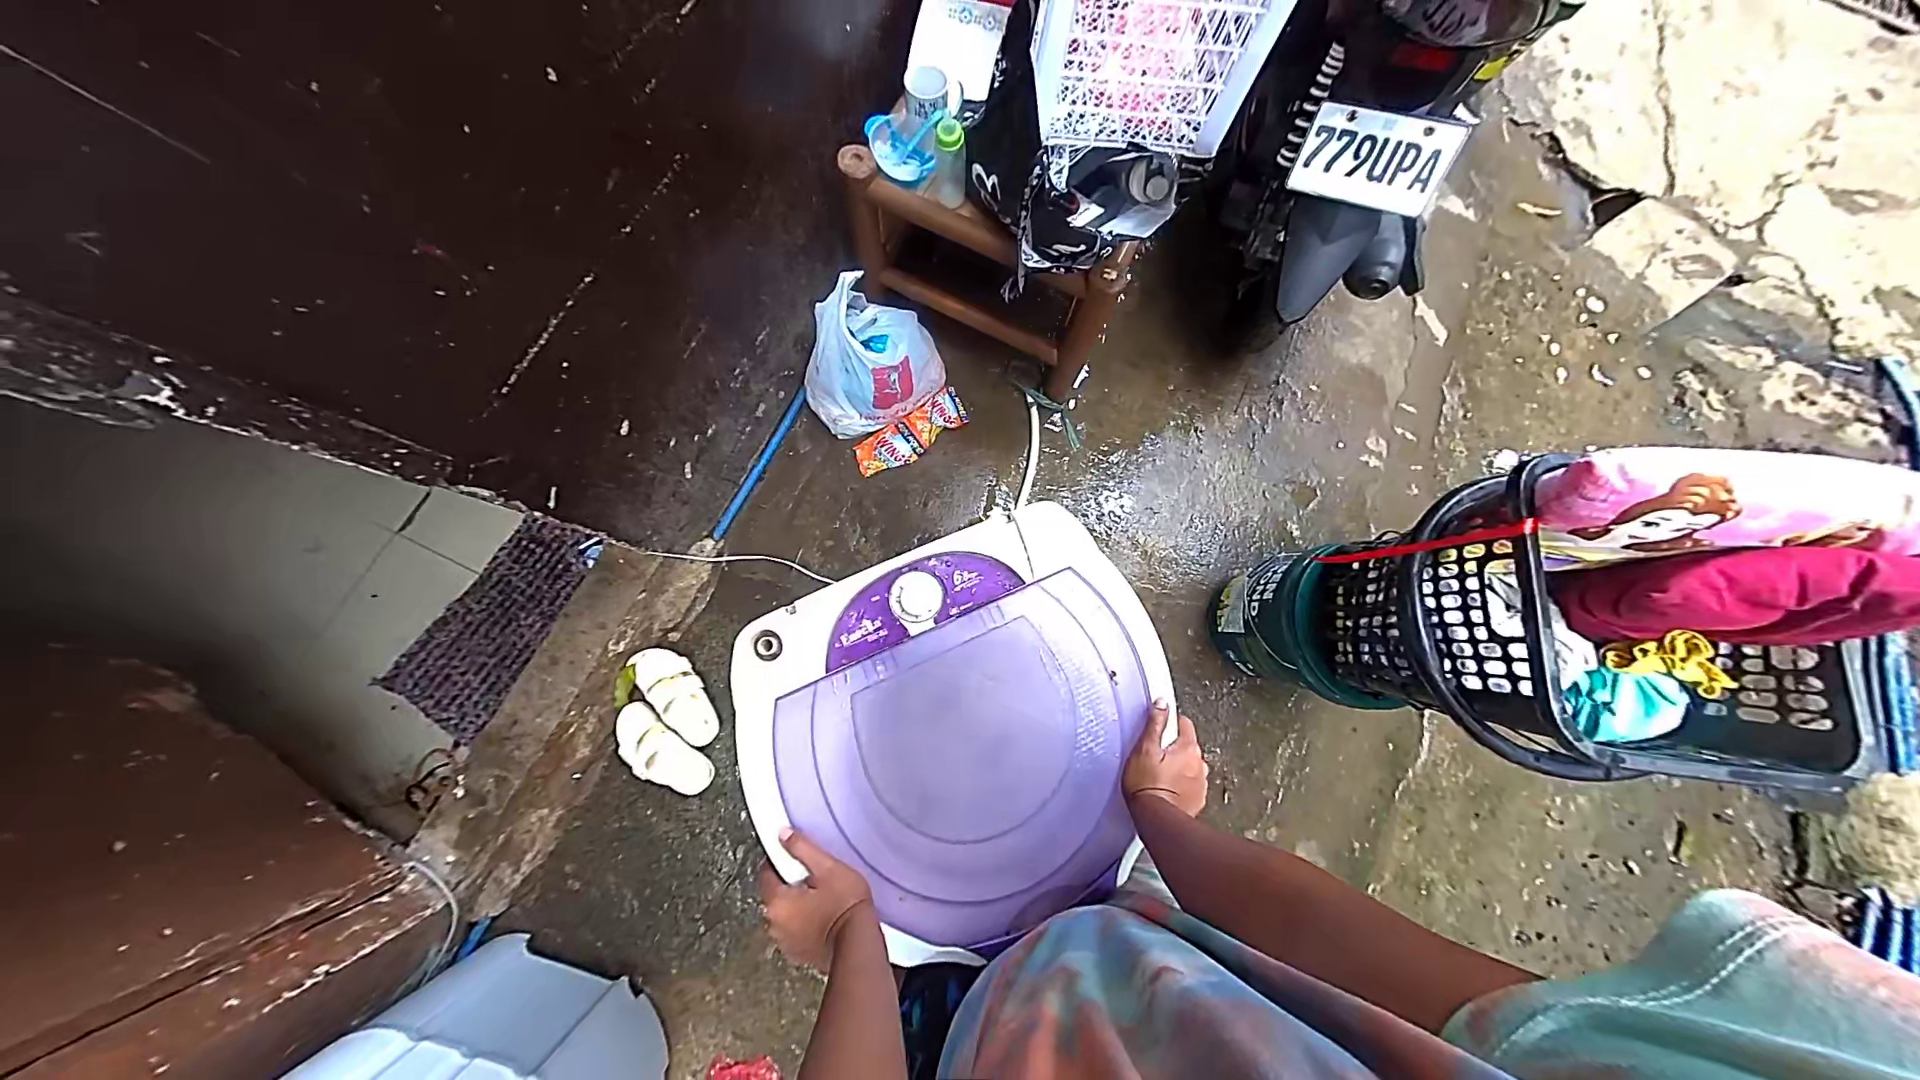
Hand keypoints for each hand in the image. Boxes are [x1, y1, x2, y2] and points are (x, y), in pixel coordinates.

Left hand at [758, 828, 876, 972]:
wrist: (859, 944)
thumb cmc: (845, 906)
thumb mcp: (826, 867)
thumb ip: (802, 848)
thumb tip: (784, 835)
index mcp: (776, 902)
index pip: (767, 872)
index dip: (782, 859)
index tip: (799, 856)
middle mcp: (774, 925)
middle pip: (776, 893)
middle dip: (792, 883)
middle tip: (817, 877)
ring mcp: (786, 943)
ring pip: (786, 912)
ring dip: (799, 904)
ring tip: (824, 896)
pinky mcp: (799, 954)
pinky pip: (796, 929)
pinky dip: (806, 921)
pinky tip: (825, 914)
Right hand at [1122, 698, 1207, 816]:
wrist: (1156, 819)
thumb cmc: (1147, 785)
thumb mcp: (1144, 748)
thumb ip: (1155, 723)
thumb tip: (1161, 704)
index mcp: (1188, 748)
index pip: (1184, 723)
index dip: (1169, 722)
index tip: (1159, 727)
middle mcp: (1200, 765)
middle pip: (1186, 745)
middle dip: (1172, 747)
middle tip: (1153, 755)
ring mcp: (1200, 784)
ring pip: (1188, 766)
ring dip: (1177, 767)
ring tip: (1157, 774)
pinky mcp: (1196, 800)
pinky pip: (1189, 785)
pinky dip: (1180, 784)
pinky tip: (1165, 788)